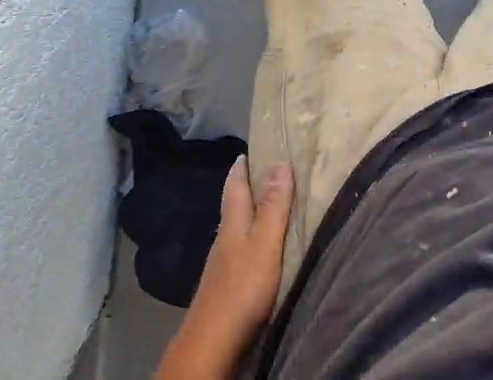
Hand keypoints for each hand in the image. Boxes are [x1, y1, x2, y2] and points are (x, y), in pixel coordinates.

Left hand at [157, 157, 292, 379]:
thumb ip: (273, 207)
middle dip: (247, 188)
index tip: (248, 150)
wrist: (213, 342)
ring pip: (237, 229)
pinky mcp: (227, 286)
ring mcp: (223, 264)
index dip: (241, 168)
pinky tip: (263, 248)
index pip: (234, 186)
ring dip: (251, 214)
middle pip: (234, 206)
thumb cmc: (242, 288)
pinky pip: (242, 250)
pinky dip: (253, 239)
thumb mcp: (265, 244)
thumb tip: (279, 163)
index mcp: (233, 224)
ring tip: (271, 206)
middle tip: (266, 171)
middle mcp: (224, 239)